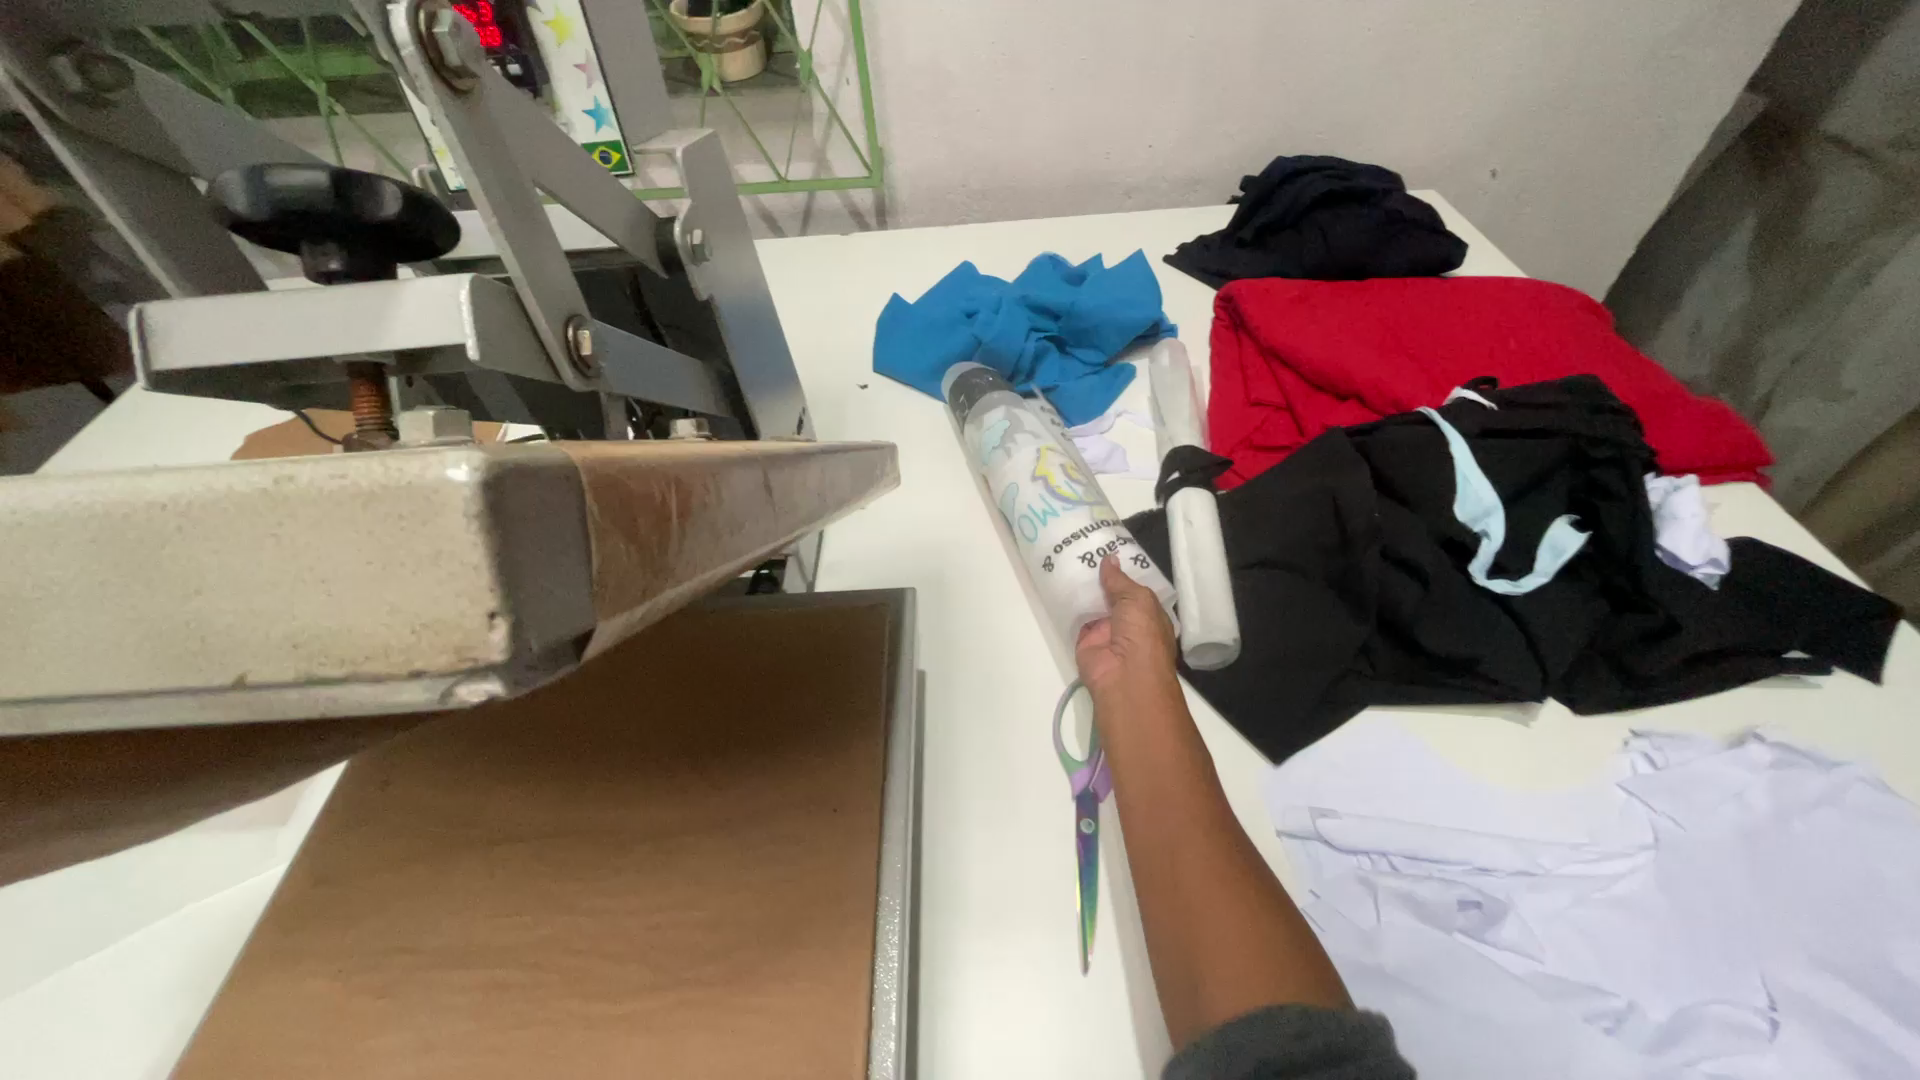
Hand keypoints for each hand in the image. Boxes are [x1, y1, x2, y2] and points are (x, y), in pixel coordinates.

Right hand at [1075, 554, 1180, 702]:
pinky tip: (1059, 580)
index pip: (1136, 589)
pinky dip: (1069, 604)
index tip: (1109, 551)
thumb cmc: (1142, 634)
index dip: (1124, 572)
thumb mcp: (1138, 600)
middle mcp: (1128, 623)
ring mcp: (1106, 632)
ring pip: (1093, 605)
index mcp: (1149, 614)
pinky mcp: (1085, 640)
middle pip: (1112, 595)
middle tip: (1084, 549)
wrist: (1124, 676)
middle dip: (1102, 577)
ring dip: (1084, 588)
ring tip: (1069, 557)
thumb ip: (1119, 580)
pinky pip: (1076, 618)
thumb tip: (1109, 559)